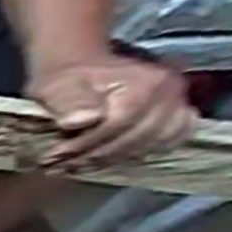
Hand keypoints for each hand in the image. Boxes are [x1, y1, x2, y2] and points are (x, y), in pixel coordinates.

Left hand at [29, 53, 196, 164]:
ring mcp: (178, 101)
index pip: (121, 124)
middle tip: (59, 166)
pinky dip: (134, 154)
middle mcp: (170, 90)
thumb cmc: (67, 77)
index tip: (53, 157)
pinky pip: (165, 142)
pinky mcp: (176, 113)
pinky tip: (101, 161)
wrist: (81, 65)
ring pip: (152, 143)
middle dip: (95, 156)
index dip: (86, 145)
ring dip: (111, 160)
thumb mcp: (56, 86)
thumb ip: (70, 102)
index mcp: (145, 82)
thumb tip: (81, 121)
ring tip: (73, 166)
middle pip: (138, 136)